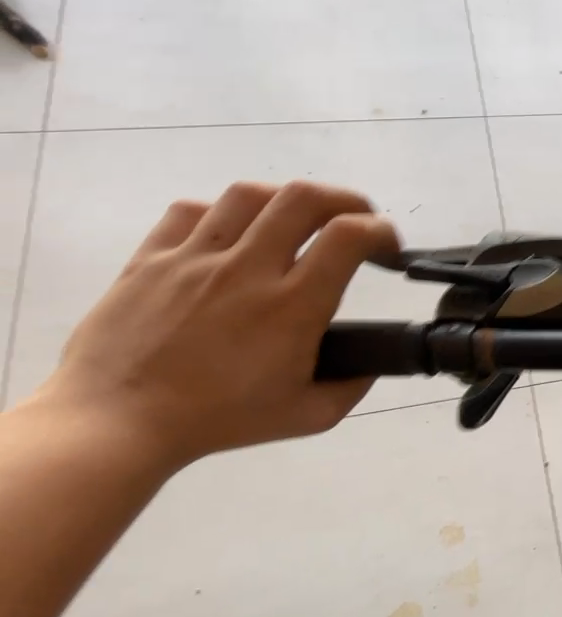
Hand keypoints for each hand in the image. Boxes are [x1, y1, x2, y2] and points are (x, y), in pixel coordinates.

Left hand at [27, 181, 399, 472]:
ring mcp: (193, 260)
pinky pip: (192, 212)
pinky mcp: (149, 259)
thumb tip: (369, 363)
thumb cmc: (221, 420)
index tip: (389, 252)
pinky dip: (226, 214)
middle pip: (303, 198)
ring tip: (299, 224)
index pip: (349, 236)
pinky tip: (234, 238)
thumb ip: (353, 384)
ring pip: (250, 194)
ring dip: (288, 201)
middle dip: (346, 201)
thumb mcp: (313, 414)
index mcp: (293, 306)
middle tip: (356, 223)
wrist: (117, 422)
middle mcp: (247, 269)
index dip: (381, 231)